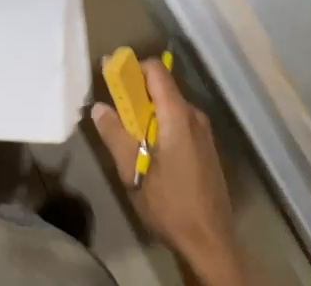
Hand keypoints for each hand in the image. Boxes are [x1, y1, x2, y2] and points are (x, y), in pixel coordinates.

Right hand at [91, 60, 243, 285]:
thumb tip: (99, 107)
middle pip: (162, 89)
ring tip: (129, 138)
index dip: (132, 68)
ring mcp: (204, 133)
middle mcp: (195, 116)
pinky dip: (162, 127)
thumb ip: (115, 134)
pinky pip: (180, 124)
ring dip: (148, 114)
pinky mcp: (206, 149)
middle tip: (115, 114)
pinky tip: (151, 155)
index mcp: (178, 115)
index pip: (155, 70)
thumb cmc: (170, 204)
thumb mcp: (133, 171)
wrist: (211, 242)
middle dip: (136, 95)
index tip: (112, 80)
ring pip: (170, 108)